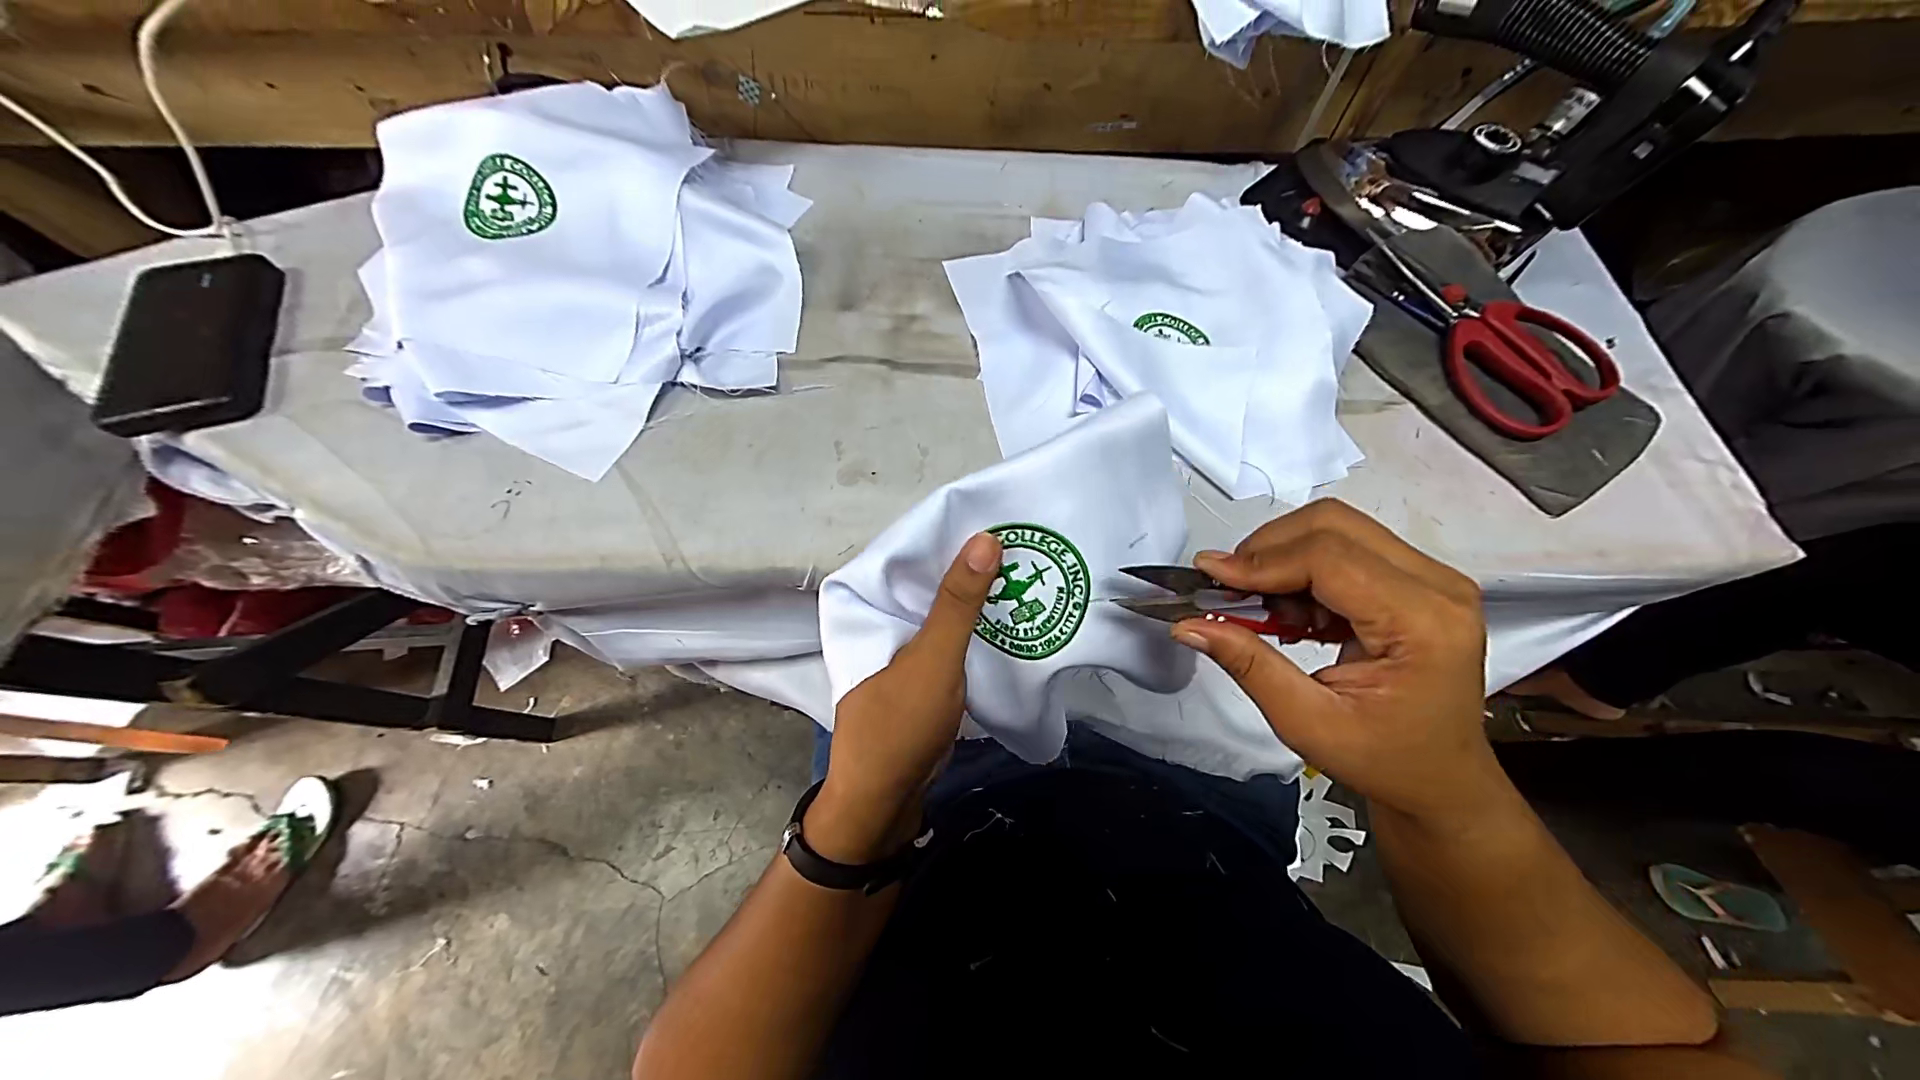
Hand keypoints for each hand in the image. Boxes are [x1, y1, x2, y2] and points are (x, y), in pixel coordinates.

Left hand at [807, 531, 1001, 862]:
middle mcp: (882, 627)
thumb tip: (984, 537)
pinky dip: (973, 635)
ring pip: (942, 617)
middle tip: (1020, 544)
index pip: (908, 556)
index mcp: (870, 611)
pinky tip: (1006, 623)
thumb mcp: (933, 659)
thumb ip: (957, 604)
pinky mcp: (921, 681)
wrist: (884, 806)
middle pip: (929, 585)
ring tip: (1022, 574)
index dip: (947, 536)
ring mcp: (901, 655)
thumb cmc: (899, 726)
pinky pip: (950, 645)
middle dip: (968, 569)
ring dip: (974, 602)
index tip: (992, 516)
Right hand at [1169, 500, 1501, 824]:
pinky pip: (1344, 548)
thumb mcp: (1307, 722)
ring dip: (1282, 558)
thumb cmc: (1387, 760)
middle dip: (1267, 550)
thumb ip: (1249, 665)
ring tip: (1262, 609)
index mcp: (1423, 624)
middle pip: (1332, 526)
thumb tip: (1191, 625)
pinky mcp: (1415, 581)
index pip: (1328, 558)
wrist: (1441, 779)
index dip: (1260, 561)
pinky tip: (1289, 612)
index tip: (1209, 577)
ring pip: (1335, 528)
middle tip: (1229, 591)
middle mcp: (1437, 588)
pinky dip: (1300, 570)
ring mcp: (1431, 579)